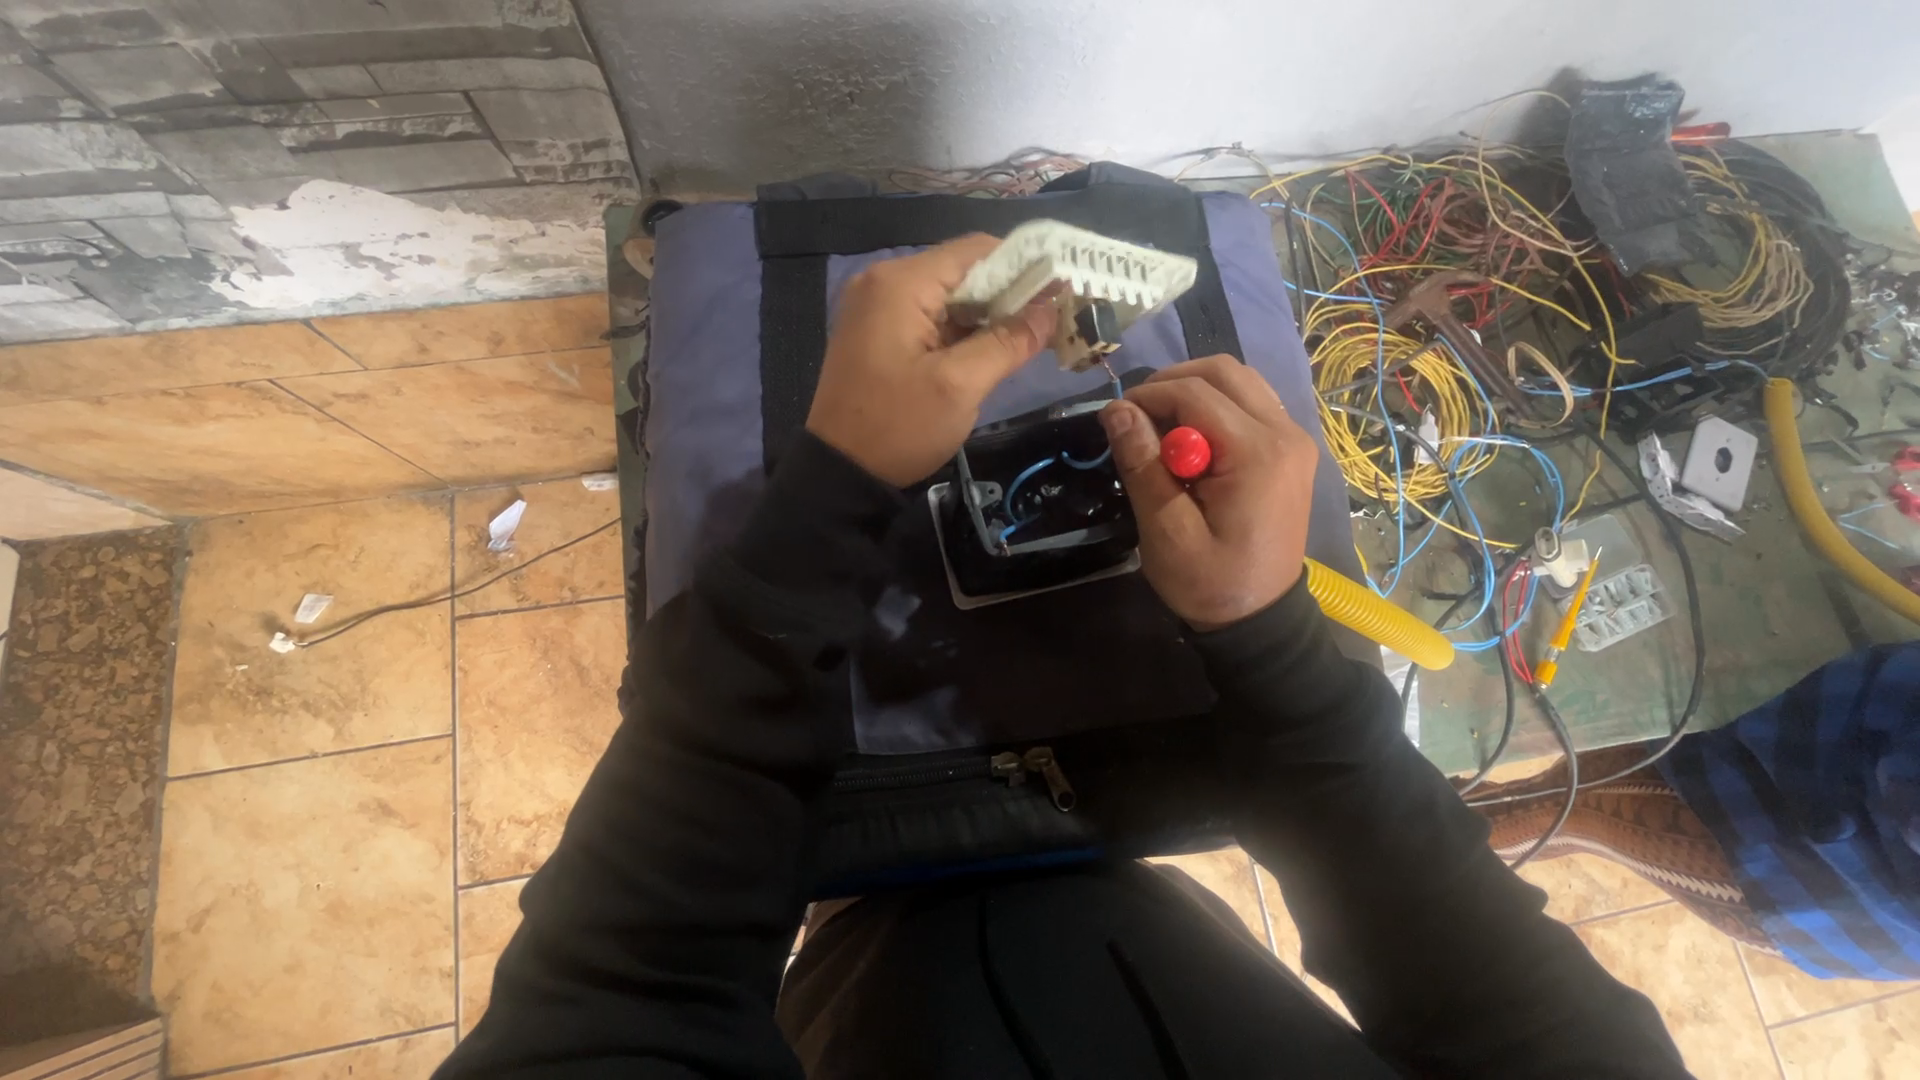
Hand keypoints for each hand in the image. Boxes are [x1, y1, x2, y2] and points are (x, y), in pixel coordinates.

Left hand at [806, 235, 1056, 486]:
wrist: (840, 472)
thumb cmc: (899, 427)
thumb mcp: (960, 386)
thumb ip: (1008, 342)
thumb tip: (1051, 310)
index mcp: (901, 284)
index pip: (976, 250)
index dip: (1024, 266)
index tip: (1060, 292)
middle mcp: (884, 282)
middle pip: (962, 270)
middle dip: (1009, 293)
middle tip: (1051, 320)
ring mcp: (877, 307)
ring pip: (948, 296)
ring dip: (987, 314)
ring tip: (1030, 336)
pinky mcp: (877, 332)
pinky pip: (930, 317)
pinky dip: (961, 329)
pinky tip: (991, 349)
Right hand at [1098, 355, 1318, 629]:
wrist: (1260, 618)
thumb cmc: (1210, 583)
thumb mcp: (1166, 531)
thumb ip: (1143, 465)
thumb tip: (1116, 409)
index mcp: (1258, 453)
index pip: (1196, 393)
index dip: (1149, 396)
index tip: (1116, 420)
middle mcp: (1285, 433)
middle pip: (1224, 371)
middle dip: (1172, 384)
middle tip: (1137, 418)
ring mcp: (1293, 439)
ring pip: (1239, 382)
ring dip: (1193, 392)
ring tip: (1161, 430)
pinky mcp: (1289, 450)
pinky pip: (1250, 404)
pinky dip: (1214, 408)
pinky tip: (1191, 443)